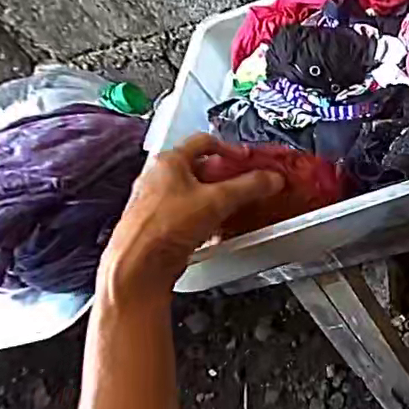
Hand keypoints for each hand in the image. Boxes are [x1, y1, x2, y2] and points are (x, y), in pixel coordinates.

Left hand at [101, 134, 284, 293]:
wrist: (138, 267)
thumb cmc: (164, 227)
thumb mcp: (218, 200)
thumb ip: (249, 186)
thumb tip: (270, 178)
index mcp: (168, 161)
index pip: (204, 141)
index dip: (230, 148)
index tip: (246, 160)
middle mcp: (158, 178)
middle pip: (200, 168)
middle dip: (226, 177)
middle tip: (245, 184)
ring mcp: (156, 203)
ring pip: (194, 193)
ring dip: (216, 199)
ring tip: (234, 208)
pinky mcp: (158, 226)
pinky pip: (187, 215)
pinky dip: (205, 218)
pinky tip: (216, 230)